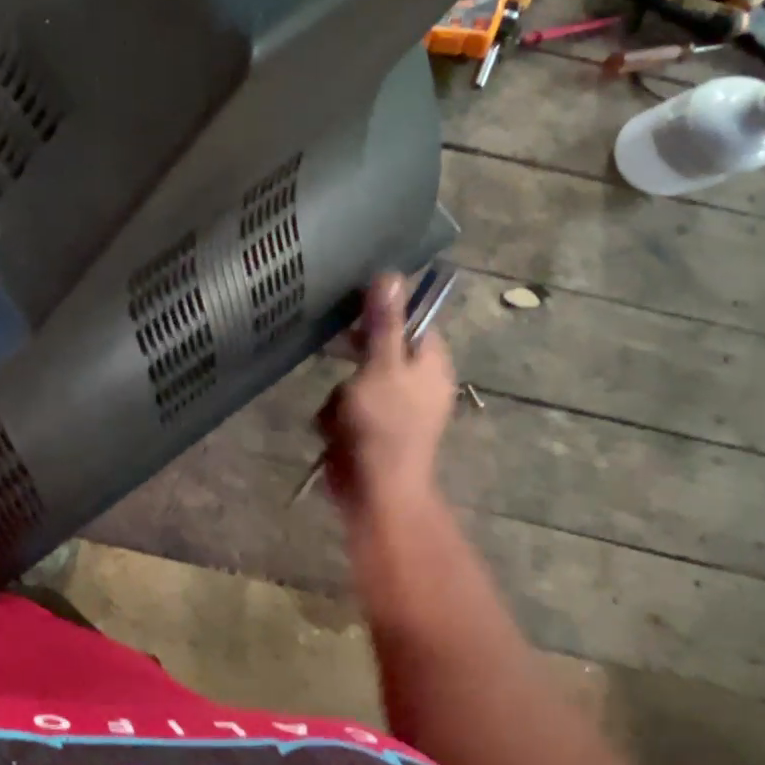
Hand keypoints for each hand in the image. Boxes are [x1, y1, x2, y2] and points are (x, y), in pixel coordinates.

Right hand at [316, 274, 456, 518]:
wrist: (376, 490)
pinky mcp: (370, 431)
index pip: (414, 322)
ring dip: (339, 392)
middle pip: (381, 349)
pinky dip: (335, 415)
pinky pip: (346, 409)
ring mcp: (394, 409)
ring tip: (338, 409)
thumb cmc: (384, 425)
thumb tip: (390, 275)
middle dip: (353, 358)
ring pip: (356, 380)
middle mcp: (417, 384)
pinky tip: (332, 427)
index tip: (353, 310)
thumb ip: (383, 324)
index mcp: (432, 365)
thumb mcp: (381, 367)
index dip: (386, 312)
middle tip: (337, 356)